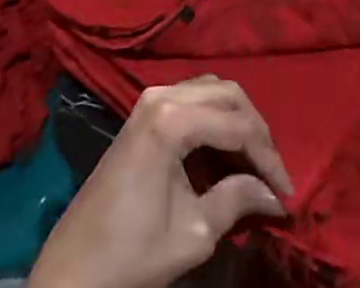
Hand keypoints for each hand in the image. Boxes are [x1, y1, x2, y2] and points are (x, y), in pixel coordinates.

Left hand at [28, 77, 294, 287]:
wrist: (72, 269)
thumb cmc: (132, 253)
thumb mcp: (194, 233)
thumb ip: (237, 201)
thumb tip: (275, 195)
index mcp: (171, 121)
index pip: (238, 126)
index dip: (269, 157)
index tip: (287, 191)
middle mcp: (161, 95)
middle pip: (228, 95)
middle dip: (256, 132)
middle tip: (272, 172)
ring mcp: (150, 99)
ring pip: (212, 91)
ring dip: (237, 121)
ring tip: (254, 162)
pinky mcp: (144, 112)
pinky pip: (192, 99)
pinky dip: (215, 119)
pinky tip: (225, 153)